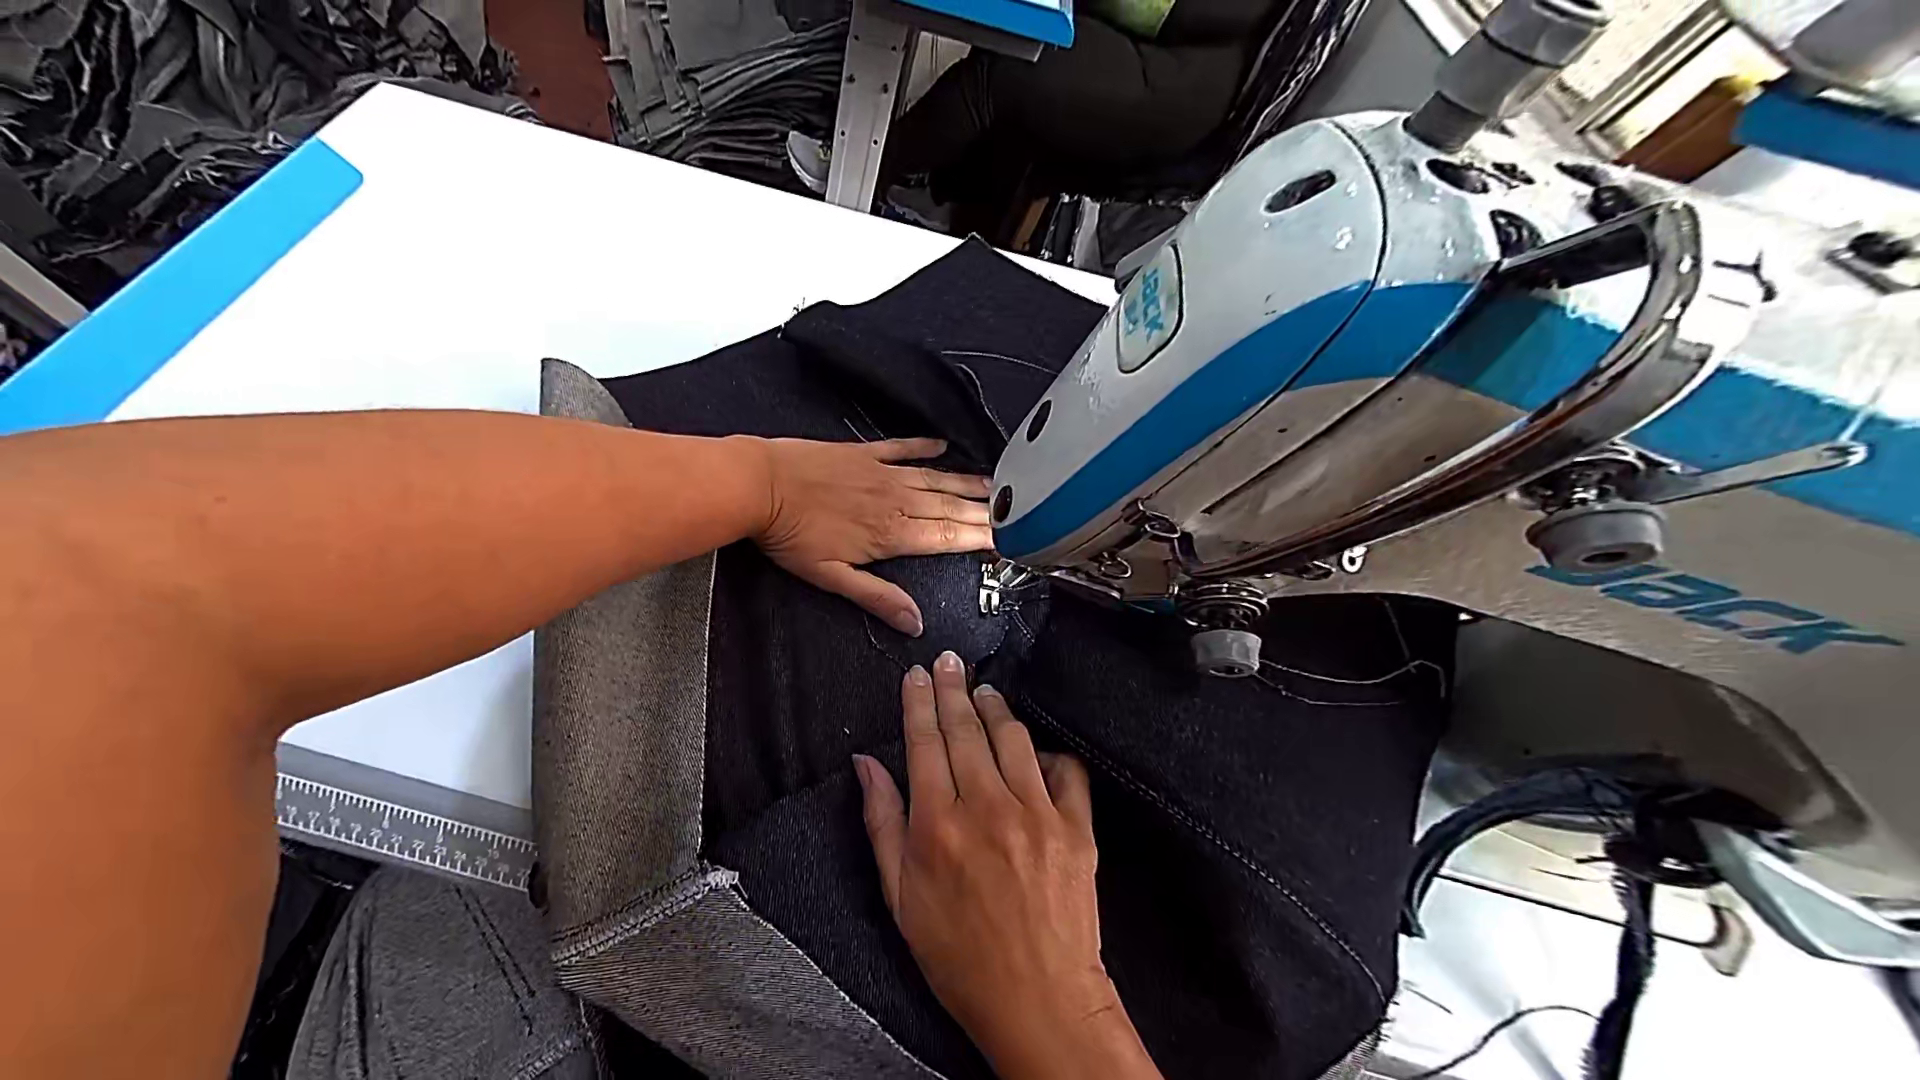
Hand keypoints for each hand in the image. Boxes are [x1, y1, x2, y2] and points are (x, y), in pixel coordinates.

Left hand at [746, 436, 992, 636]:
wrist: (759, 485)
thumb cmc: (791, 536)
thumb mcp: (831, 578)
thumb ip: (877, 598)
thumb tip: (915, 622)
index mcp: (891, 534)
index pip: (947, 536)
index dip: (979, 538)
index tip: (1006, 539)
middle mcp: (896, 500)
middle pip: (949, 506)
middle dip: (984, 511)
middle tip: (1014, 510)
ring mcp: (881, 472)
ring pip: (934, 479)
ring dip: (966, 482)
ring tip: (993, 485)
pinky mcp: (863, 453)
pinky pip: (901, 448)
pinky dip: (923, 447)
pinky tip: (941, 445)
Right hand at [854, 653, 1162, 1079]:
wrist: (1037, 999)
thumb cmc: (960, 956)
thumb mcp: (900, 897)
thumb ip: (881, 822)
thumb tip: (866, 765)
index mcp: (937, 826)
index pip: (924, 742)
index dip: (918, 701)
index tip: (917, 675)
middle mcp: (986, 809)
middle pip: (965, 729)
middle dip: (952, 688)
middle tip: (948, 661)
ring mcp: (1035, 813)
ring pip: (1012, 737)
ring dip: (994, 707)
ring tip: (984, 690)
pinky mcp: (1075, 827)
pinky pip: (1065, 768)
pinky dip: (1047, 751)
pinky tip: (1034, 747)